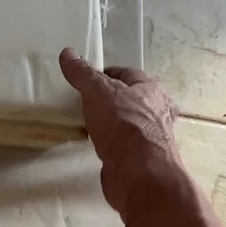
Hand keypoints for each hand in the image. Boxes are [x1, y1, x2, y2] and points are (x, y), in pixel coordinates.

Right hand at [59, 52, 182, 215]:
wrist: (139, 173)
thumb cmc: (123, 124)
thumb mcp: (98, 92)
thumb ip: (83, 74)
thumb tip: (67, 53)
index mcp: (151, 90)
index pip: (128, 73)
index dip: (106, 73)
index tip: (86, 80)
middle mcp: (158, 111)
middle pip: (132, 97)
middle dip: (112, 98)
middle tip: (88, 101)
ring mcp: (153, 137)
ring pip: (130, 121)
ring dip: (113, 121)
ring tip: (90, 122)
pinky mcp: (143, 158)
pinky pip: (125, 143)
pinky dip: (112, 142)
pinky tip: (98, 144)